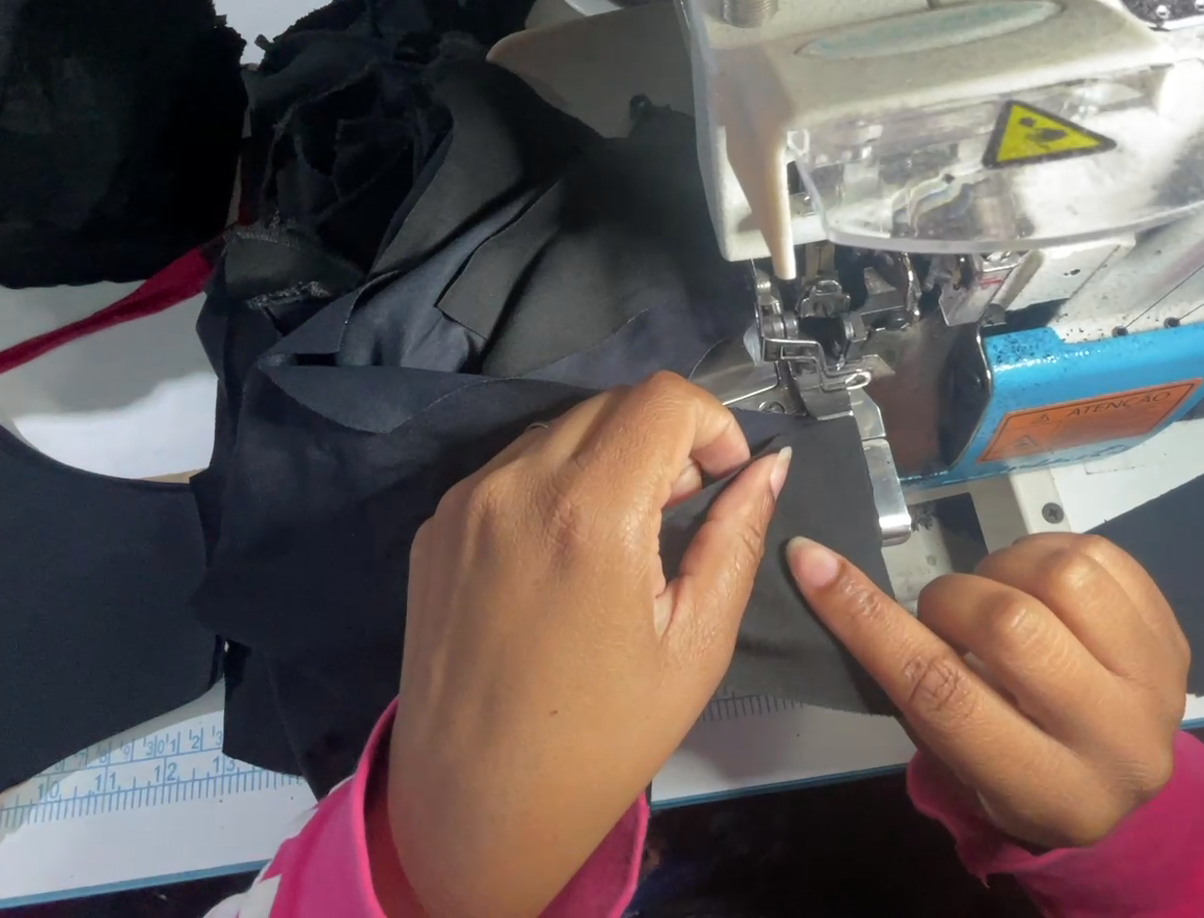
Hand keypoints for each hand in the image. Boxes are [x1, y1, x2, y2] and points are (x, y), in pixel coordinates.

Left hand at [381, 373, 790, 916]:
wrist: (475, 805)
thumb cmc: (604, 735)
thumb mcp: (697, 642)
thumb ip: (736, 536)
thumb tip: (768, 465)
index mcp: (591, 511)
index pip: (662, 397)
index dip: (710, 423)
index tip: (720, 478)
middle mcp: (516, 483)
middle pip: (612, 402)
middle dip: (663, 438)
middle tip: (676, 509)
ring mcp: (464, 500)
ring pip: (561, 428)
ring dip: (608, 455)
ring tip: (621, 530)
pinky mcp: (435, 523)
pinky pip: (513, 466)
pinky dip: (556, 481)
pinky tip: (561, 551)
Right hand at [787, 533, 1188, 849]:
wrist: (1113, 769)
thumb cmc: (1007, 757)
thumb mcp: (946, 742)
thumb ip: (902, 670)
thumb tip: (824, 567)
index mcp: (1040, 787)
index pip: (938, 690)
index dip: (865, 618)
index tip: (810, 559)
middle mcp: (1113, 743)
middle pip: (1007, 626)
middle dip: (951, 599)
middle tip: (948, 612)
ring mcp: (1156, 685)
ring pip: (1058, 576)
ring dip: (1003, 569)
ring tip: (1000, 593)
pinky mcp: (1174, 634)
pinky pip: (1095, 551)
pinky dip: (1044, 550)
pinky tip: (1039, 583)